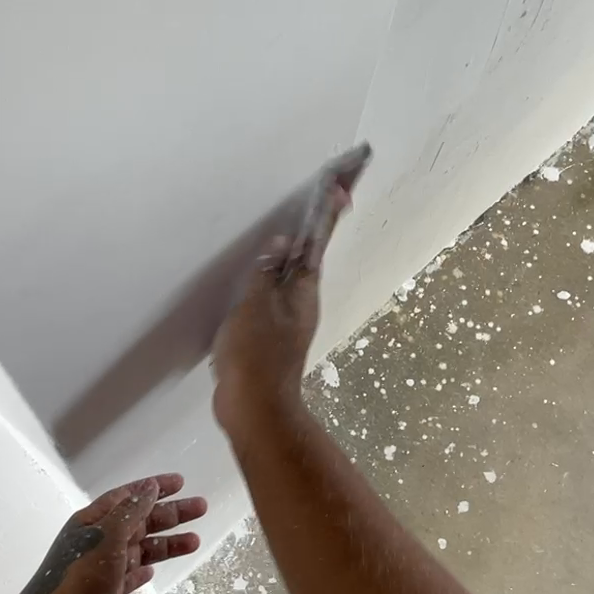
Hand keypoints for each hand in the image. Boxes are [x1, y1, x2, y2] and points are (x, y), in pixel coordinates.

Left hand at [0, 474, 206, 593]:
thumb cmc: (80, 578)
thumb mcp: (106, 538)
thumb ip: (130, 512)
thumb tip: (150, 487)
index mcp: (94, 522)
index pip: (128, 497)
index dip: (154, 488)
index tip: (181, 482)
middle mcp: (99, 540)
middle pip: (141, 521)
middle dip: (170, 514)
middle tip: (201, 508)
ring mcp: (104, 568)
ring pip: (142, 549)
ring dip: (167, 544)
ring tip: (196, 541)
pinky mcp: (108, 593)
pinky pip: (132, 576)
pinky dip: (145, 570)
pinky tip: (156, 570)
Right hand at [212, 182, 352, 435]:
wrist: (253, 407)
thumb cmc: (255, 354)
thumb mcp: (255, 306)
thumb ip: (266, 273)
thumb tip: (282, 243)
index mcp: (303, 291)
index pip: (316, 243)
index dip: (326, 214)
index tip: (340, 186)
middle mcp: (302, 302)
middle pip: (309, 256)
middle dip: (316, 225)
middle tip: (328, 192)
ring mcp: (288, 320)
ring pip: (292, 275)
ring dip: (294, 250)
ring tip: (296, 224)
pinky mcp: (271, 335)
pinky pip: (274, 294)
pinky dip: (273, 275)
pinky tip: (264, 274)